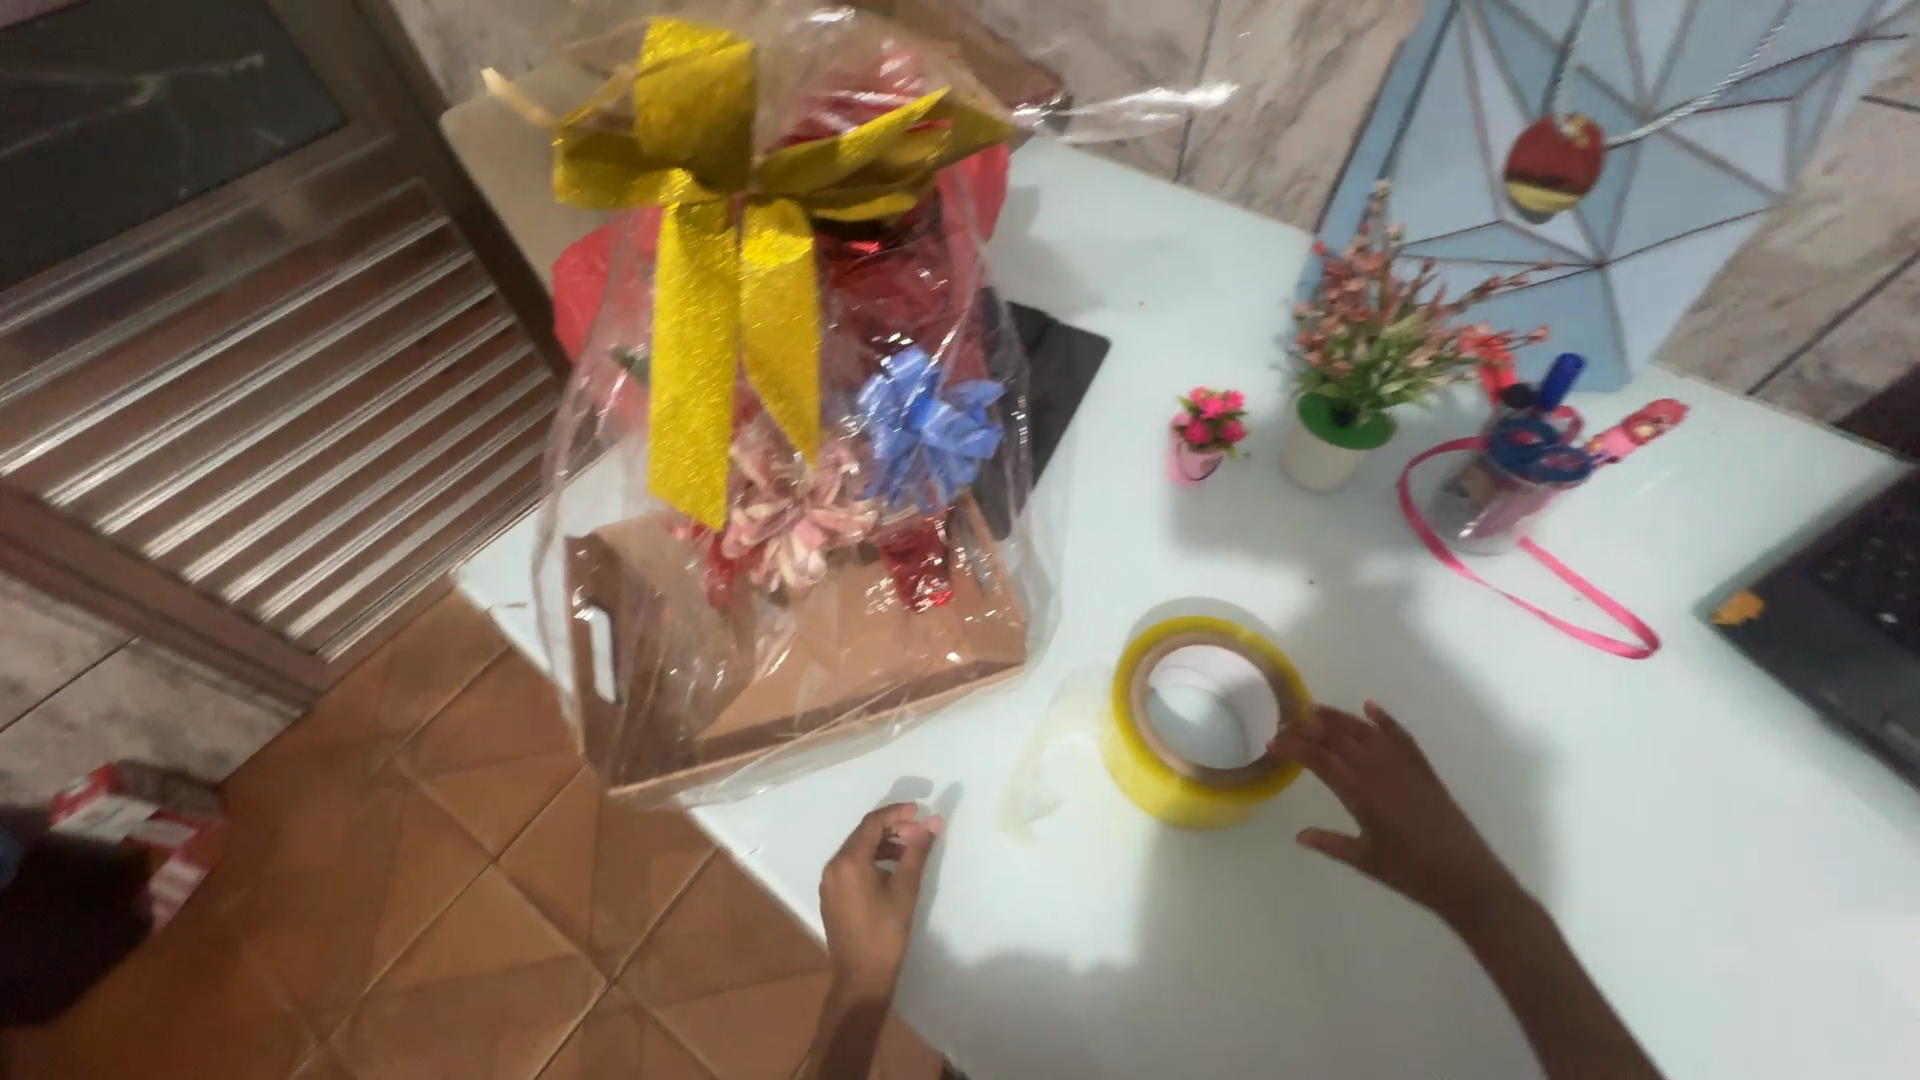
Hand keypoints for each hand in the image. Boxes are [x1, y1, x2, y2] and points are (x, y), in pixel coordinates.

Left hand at [818, 803, 943, 1001]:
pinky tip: (894, 868)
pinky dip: (873, 859)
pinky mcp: (833, 895)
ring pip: (858, 849)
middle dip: (893, 828)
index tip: (920, 810)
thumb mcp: (906, 890)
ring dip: (884, 844)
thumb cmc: (885, 934)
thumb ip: (917, 852)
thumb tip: (933, 822)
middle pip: (863, 834)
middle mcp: (833, 866)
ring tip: (912, 849)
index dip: (896, 813)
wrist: (861, 980)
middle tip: (920, 831)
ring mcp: (830, 882)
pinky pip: (853, 865)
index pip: (872, 823)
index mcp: (848, 862)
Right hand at [1273, 701, 1522, 927]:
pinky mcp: (1424, 770)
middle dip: (1307, 728)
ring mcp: (1403, 767)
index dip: (1292, 747)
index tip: (1272, 743)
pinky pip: (1401, 737)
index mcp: (1359, 793)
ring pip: (1364, 731)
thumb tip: (1299, 835)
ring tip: (1314, 709)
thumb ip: (1330, 843)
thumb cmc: (1412, 874)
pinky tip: (1369, 707)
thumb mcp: (1365, 860)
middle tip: (1285, 724)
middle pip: (1336, 738)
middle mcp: (1378, 771)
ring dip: (1338, 717)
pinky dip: (1384, 720)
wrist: (1469, 879)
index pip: (1317, 759)